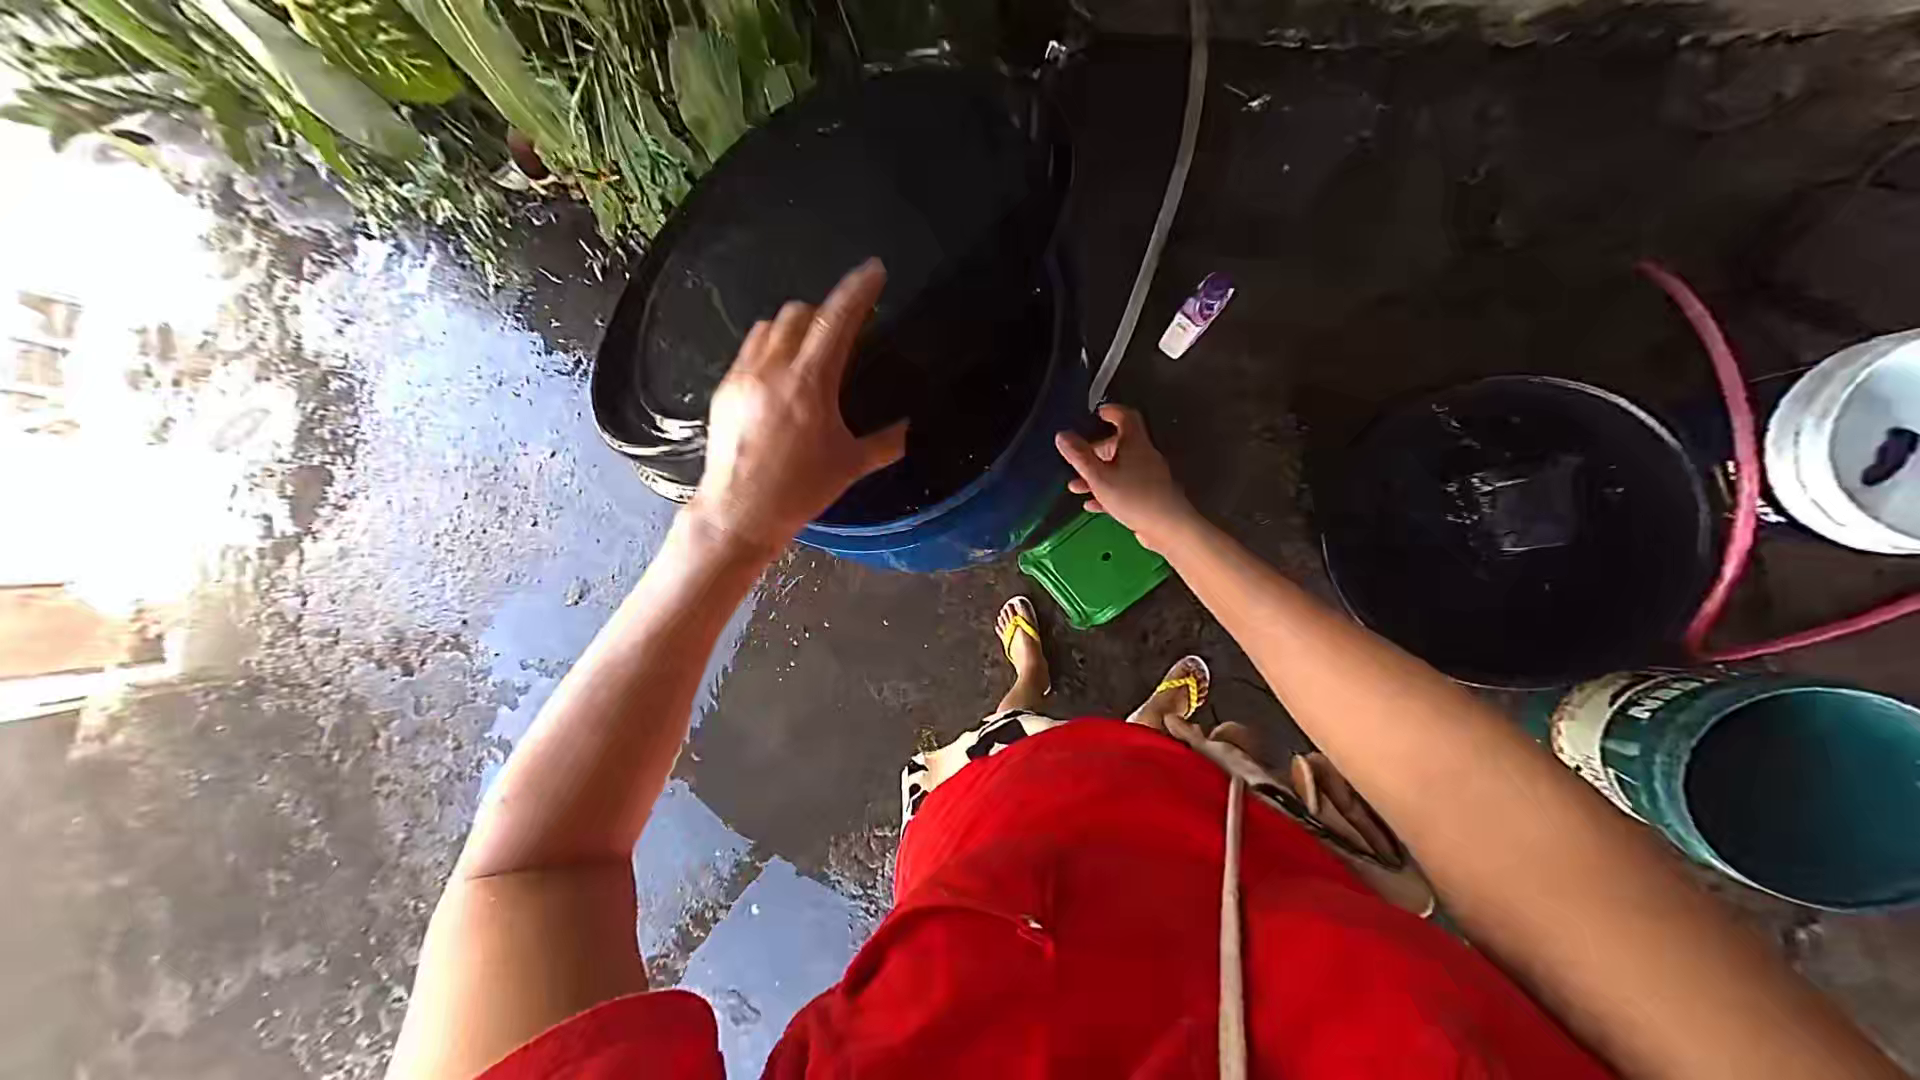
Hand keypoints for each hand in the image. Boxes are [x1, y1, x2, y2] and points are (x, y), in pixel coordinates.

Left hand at [688, 259, 908, 552]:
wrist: (740, 513)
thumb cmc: (800, 490)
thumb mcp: (851, 465)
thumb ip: (886, 441)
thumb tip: (907, 428)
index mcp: (810, 383)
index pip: (837, 319)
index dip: (859, 289)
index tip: (874, 270)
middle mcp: (772, 369)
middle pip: (799, 311)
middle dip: (825, 310)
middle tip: (843, 328)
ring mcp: (743, 376)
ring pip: (769, 325)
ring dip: (794, 325)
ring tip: (810, 349)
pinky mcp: (725, 389)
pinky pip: (749, 349)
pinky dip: (770, 347)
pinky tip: (781, 376)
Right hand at [1054, 403, 1196, 552]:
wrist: (1166, 527)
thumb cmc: (1133, 497)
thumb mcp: (1099, 476)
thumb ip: (1079, 455)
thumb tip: (1063, 435)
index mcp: (1134, 443)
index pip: (1126, 417)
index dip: (1112, 411)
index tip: (1099, 413)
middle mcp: (1144, 455)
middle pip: (1119, 445)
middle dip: (1097, 450)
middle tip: (1079, 456)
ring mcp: (1148, 476)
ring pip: (1119, 469)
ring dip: (1097, 474)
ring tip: (1077, 485)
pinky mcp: (1148, 496)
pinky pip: (1124, 488)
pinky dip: (1107, 491)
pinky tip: (1093, 503)